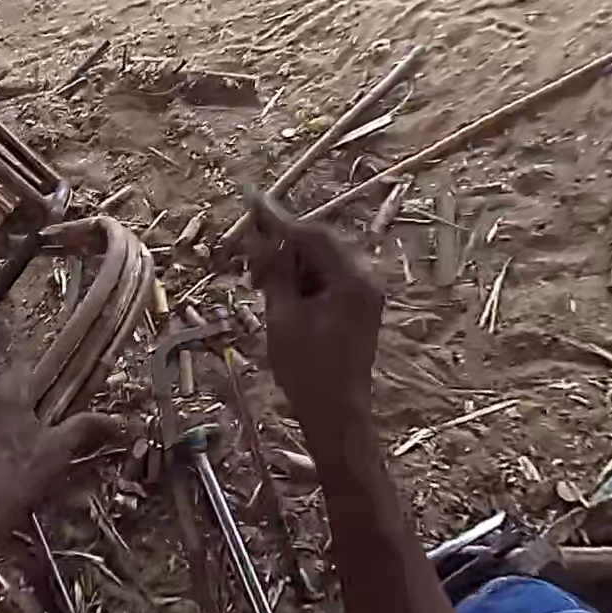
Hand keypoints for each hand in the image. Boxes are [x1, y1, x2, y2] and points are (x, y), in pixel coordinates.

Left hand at [0, 376, 119, 552]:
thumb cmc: (13, 483)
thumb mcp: (54, 455)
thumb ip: (82, 429)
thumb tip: (114, 419)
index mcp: (3, 392)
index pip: (27, 370)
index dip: (42, 385)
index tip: (51, 404)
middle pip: (1, 393)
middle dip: (16, 410)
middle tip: (31, 439)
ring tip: (5, 459)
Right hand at [245, 191, 384, 449]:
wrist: (336, 413)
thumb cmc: (307, 368)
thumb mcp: (283, 315)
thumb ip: (274, 272)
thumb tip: (258, 236)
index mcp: (352, 280)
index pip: (310, 235)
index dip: (277, 218)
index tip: (250, 199)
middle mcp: (364, 279)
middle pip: (317, 243)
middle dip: (280, 242)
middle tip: (247, 247)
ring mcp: (361, 292)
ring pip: (318, 259)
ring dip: (287, 261)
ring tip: (257, 277)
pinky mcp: (353, 305)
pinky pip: (323, 276)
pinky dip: (298, 276)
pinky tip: (275, 288)